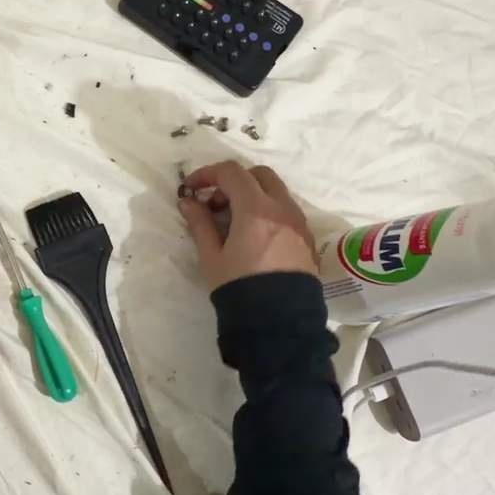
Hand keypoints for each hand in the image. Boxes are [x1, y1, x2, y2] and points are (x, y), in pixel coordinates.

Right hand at [178, 161, 316, 288]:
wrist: (278, 321)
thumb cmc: (239, 287)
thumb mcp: (211, 256)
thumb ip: (200, 224)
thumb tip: (188, 202)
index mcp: (255, 210)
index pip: (231, 172)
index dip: (207, 174)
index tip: (192, 188)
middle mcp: (281, 208)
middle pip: (258, 174)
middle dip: (233, 181)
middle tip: (215, 205)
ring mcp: (298, 221)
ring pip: (274, 190)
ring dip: (251, 195)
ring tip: (232, 222)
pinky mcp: (306, 236)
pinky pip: (285, 209)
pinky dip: (266, 209)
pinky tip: (252, 235)